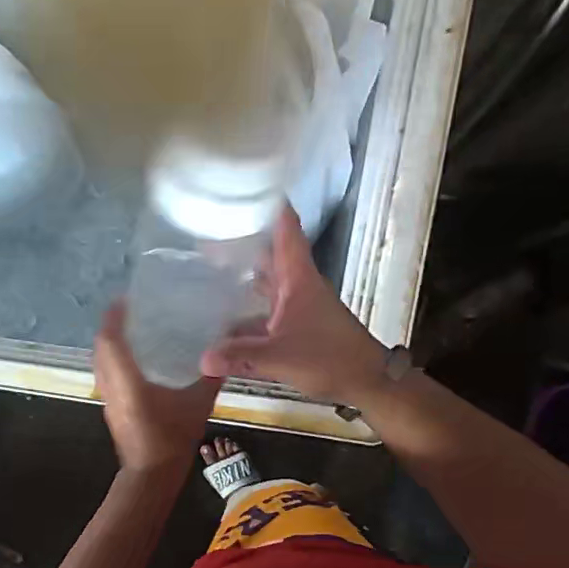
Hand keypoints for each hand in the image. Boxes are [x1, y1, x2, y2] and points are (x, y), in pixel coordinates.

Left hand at [95, 303, 222, 472]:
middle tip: (127, 311)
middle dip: (110, 326)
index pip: (111, 341)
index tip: (124, 300)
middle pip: (100, 348)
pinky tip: (131, 361)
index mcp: (127, 382)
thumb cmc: (172, 439)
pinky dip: (112, 360)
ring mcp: (107, 398)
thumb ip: (209, 378)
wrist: (151, 475)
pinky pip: (105, 374)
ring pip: (100, 362)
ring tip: (129, 330)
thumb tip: (223, 355)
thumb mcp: (198, 405)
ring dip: (108, 344)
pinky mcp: (110, 408)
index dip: (114, 318)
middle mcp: (111, 386)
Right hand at [200, 204, 388, 403]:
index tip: (250, 186)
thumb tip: (201, 359)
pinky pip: (263, 302)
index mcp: (298, 279)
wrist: (367, 381)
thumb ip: (240, 355)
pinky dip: (244, 299)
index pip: (286, 232)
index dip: (271, 207)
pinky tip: (221, 307)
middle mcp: (296, 284)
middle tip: (211, 224)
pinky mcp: (293, 321)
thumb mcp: (281, 357)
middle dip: (244, 236)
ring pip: (266, 276)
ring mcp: (296, 303)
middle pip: (269, 250)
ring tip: (209, 257)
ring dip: (243, 266)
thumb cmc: (330, 359)